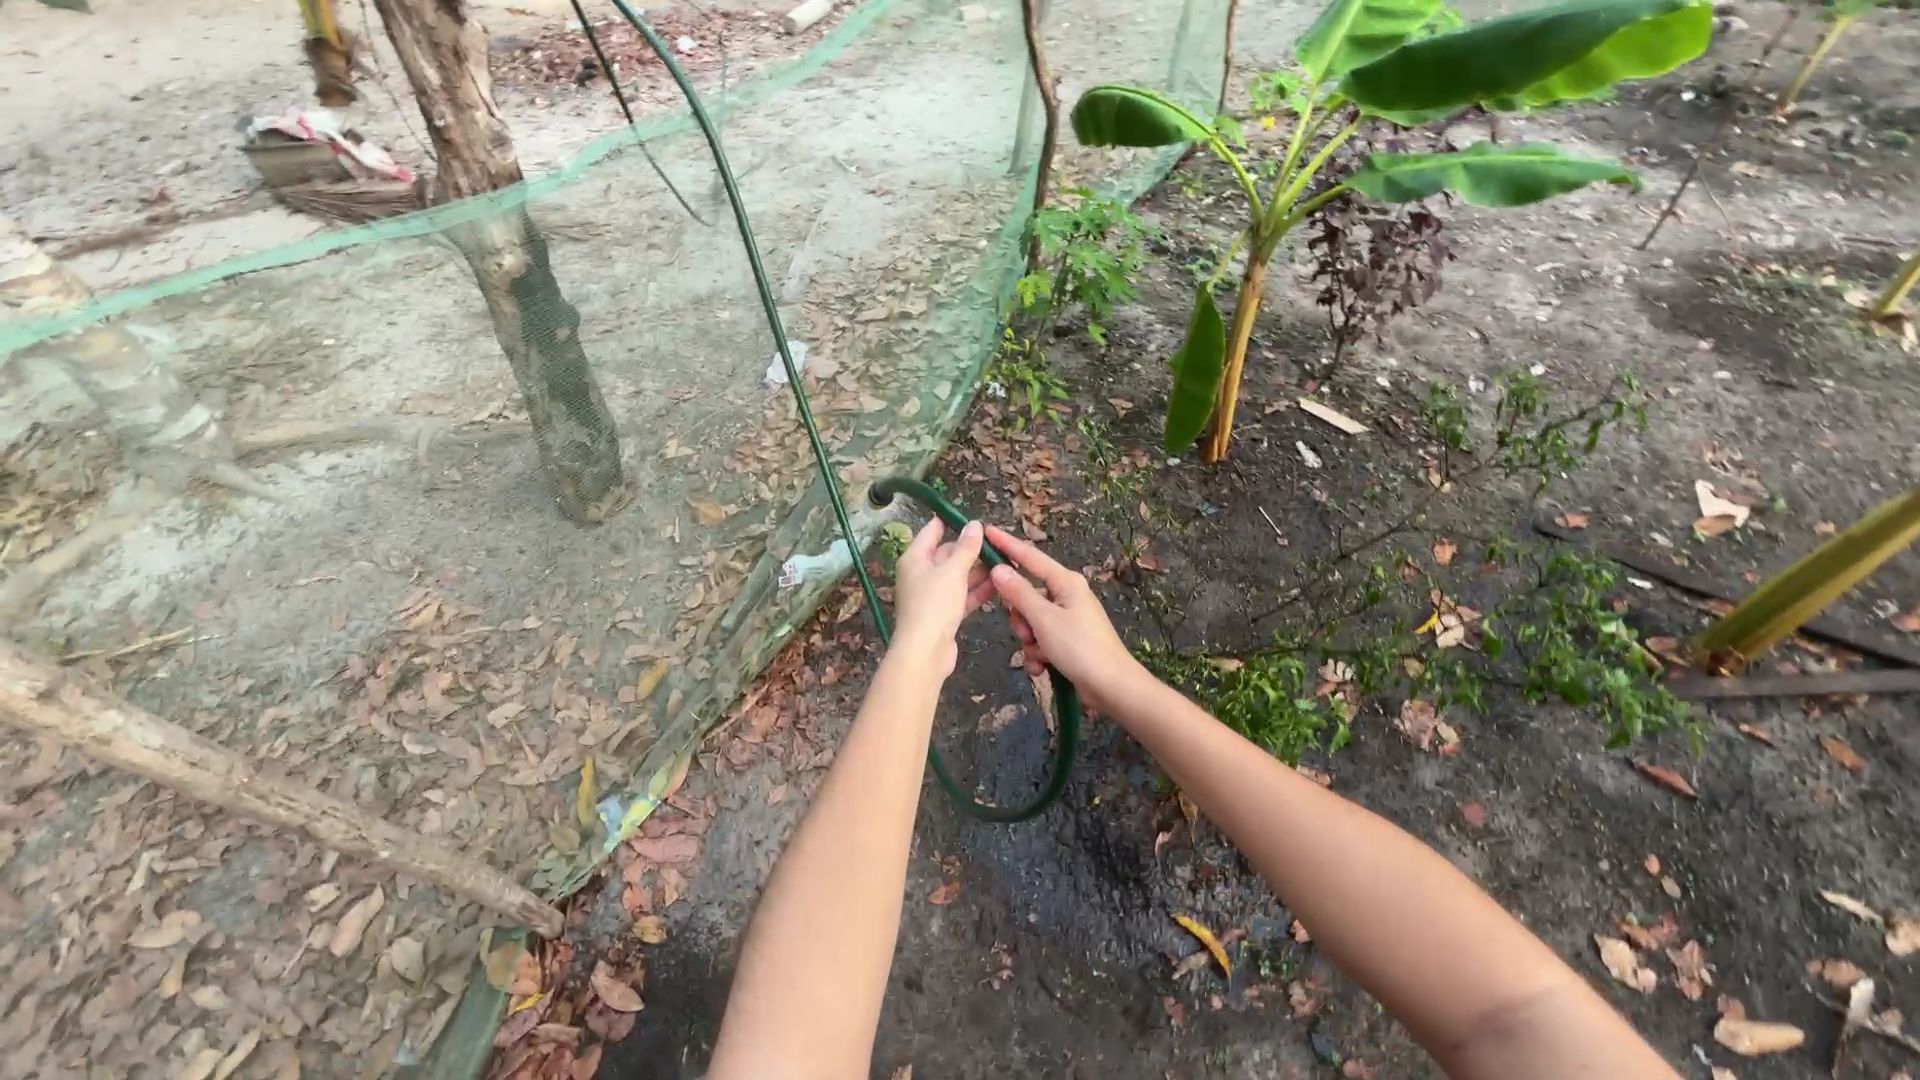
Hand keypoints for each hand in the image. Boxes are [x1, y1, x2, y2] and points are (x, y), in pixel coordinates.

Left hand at [890, 519, 991, 675]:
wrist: (924, 653)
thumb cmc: (933, 605)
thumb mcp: (952, 572)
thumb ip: (966, 548)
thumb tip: (975, 524)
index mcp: (915, 558)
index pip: (932, 531)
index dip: (951, 522)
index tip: (974, 516)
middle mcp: (921, 574)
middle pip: (947, 555)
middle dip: (971, 550)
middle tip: (998, 544)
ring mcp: (932, 595)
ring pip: (957, 577)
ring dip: (978, 571)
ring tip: (1004, 563)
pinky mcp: (943, 614)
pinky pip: (961, 596)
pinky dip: (977, 591)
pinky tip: (998, 585)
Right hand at [983, 524, 1147, 714]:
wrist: (1111, 686)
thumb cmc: (1079, 647)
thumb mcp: (1044, 619)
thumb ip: (1018, 593)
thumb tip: (999, 568)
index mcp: (1065, 582)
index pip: (1029, 557)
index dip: (1007, 545)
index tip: (986, 531)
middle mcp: (1067, 595)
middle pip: (1027, 595)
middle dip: (1020, 618)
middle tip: (1026, 633)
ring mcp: (1069, 618)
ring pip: (1031, 621)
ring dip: (1029, 640)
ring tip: (1040, 655)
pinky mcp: (1069, 640)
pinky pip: (1042, 639)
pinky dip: (1039, 654)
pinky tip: (1044, 668)